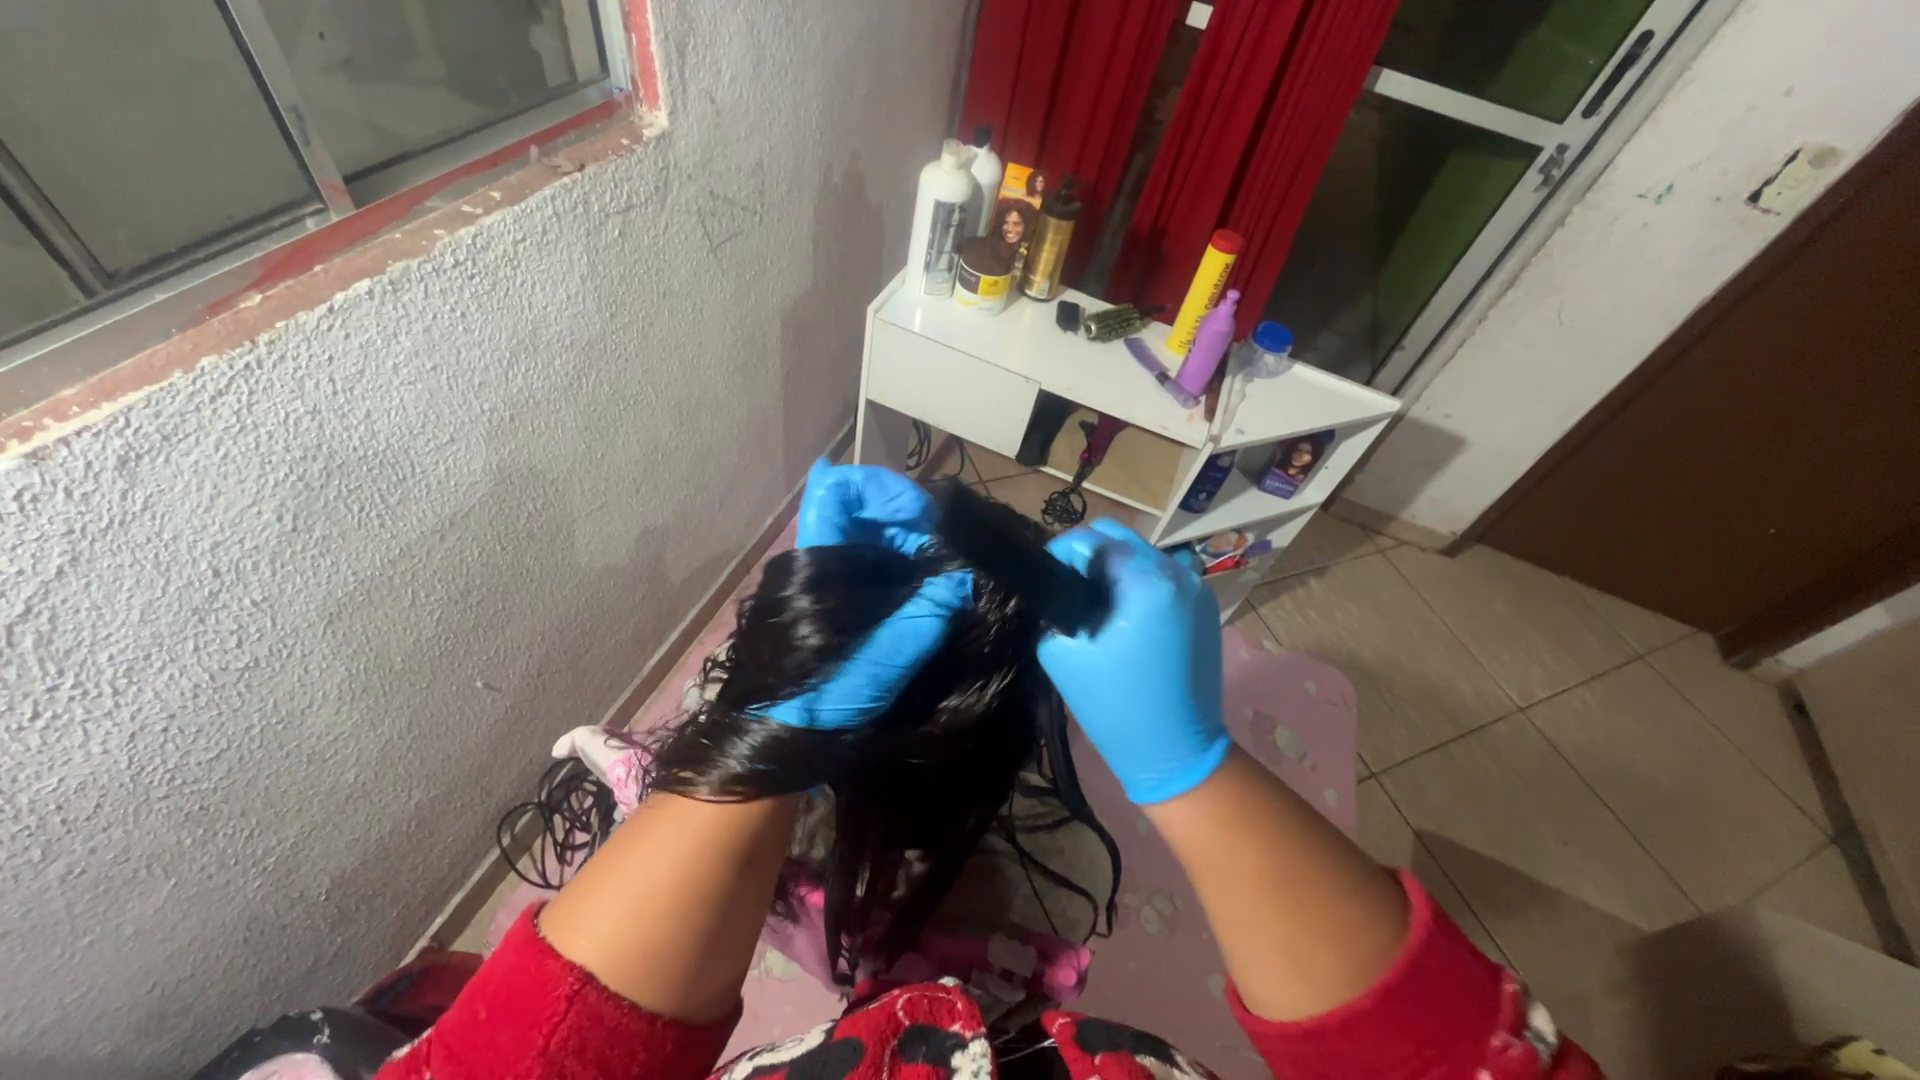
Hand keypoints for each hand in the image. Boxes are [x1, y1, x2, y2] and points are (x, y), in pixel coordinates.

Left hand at [762, 459, 971, 729]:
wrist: (785, 743)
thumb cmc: (824, 699)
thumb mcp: (883, 660)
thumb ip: (925, 617)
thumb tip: (964, 582)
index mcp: (816, 562)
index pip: (836, 489)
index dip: (880, 488)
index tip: (921, 517)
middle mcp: (817, 559)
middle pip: (862, 509)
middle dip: (907, 520)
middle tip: (942, 555)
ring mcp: (825, 580)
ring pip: (869, 537)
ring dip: (908, 546)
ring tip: (940, 577)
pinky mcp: (834, 602)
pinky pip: (870, 567)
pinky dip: (900, 570)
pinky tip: (925, 594)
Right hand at [1037, 519, 1226, 803]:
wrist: (1176, 750)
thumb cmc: (1115, 706)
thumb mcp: (1064, 653)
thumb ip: (1058, 607)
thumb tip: (1062, 588)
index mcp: (1145, 581)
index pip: (1093, 540)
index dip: (1062, 552)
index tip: (1046, 574)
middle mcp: (1176, 572)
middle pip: (1121, 538)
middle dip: (1090, 555)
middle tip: (1068, 586)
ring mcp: (1196, 588)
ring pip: (1142, 554)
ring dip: (1115, 568)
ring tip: (1095, 603)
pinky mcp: (1204, 606)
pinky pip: (1162, 576)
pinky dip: (1138, 584)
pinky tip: (1123, 615)